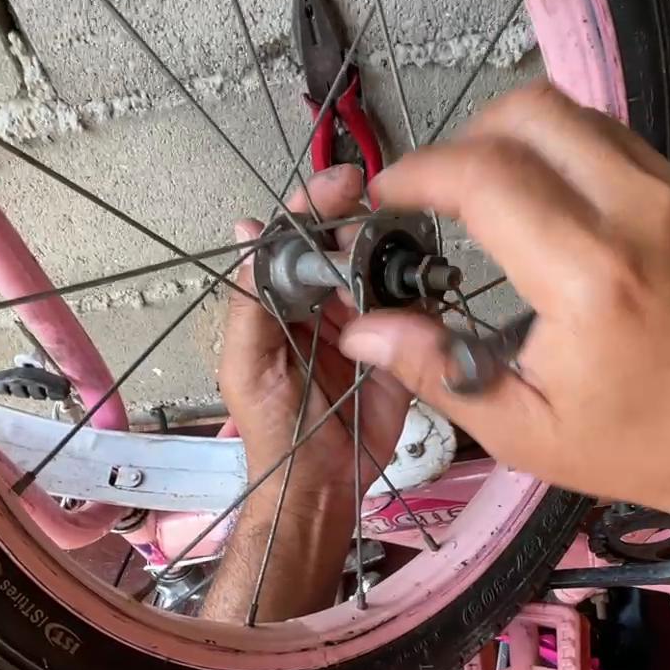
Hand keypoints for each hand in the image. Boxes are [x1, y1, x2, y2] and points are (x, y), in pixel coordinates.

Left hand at [220, 164, 411, 527]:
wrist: (321, 482)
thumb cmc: (274, 430)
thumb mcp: (247, 365)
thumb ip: (250, 302)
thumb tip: (248, 231)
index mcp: (283, 305)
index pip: (298, 242)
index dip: (316, 208)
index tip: (341, 187)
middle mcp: (325, 306)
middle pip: (345, 247)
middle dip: (360, 228)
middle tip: (375, 225)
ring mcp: (365, 325)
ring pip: (382, 272)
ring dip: (392, 257)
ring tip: (398, 256)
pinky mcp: (399, 349)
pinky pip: (413, 311)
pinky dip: (420, 293)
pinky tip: (422, 284)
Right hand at [337, 82, 669, 533]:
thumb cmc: (644, 450)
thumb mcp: (523, 430)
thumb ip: (436, 370)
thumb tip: (365, 332)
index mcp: (591, 277)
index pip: (486, 175)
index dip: (420, 172)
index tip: (391, 192)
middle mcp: (648, 216)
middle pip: (534, 113)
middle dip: (467, 138)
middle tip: (440, 189)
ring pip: (585, 120)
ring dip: (523, 147)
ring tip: (494, 204)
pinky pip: (630, 153)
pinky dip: (578, 169)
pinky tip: (566, 227)